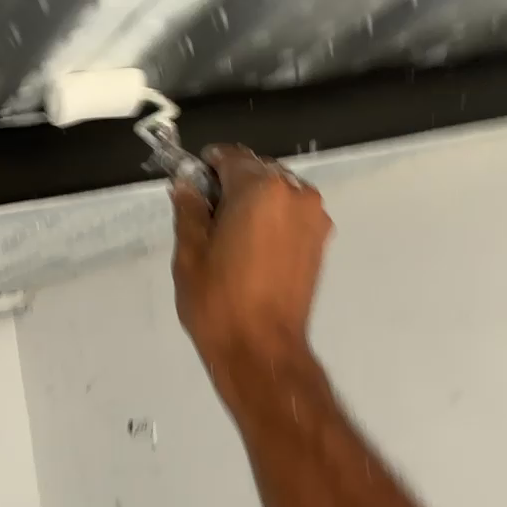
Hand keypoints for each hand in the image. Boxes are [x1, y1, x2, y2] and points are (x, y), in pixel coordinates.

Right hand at [171, 145, 332, 378]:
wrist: (260, 348)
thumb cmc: (217, 304)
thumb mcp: (189, 256)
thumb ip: (189, 212)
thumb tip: (186, 186)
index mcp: (259, 189)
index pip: (232, 158)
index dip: (209, 165)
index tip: (192, 179)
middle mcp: (294, 193)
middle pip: (258, 173)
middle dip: (232, 187)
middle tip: (206, 218)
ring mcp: (313, 217)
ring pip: (277, 195)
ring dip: (254, 206)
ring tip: (229, 241)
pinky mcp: (319, 241)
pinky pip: (291, 217)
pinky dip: (271, 224)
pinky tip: (251, 253)